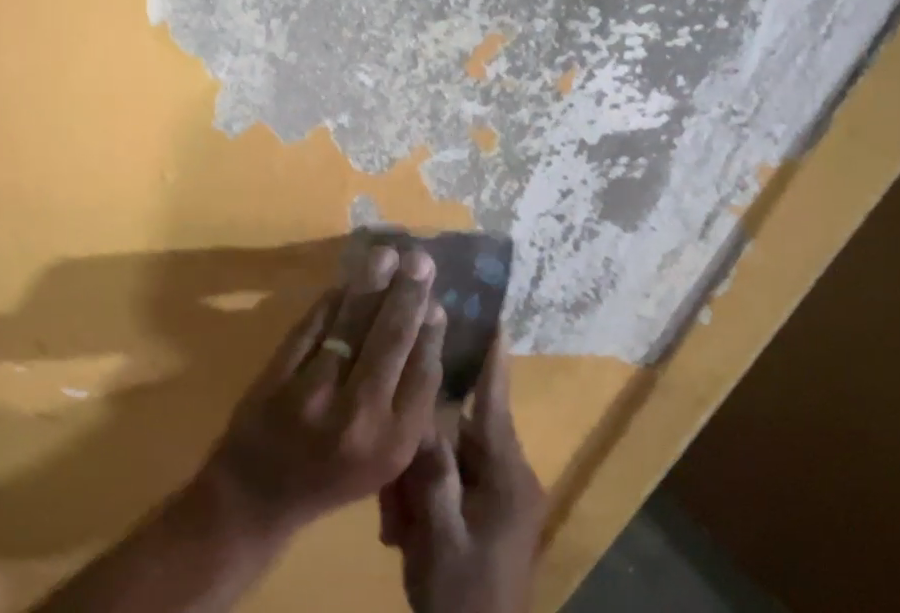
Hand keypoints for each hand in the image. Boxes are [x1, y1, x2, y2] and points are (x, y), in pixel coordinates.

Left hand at [198, 243, 447, 535]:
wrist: (258, 492)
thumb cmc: (332, 479)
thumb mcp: (384, 461)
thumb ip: (408, 406)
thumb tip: (425, 338)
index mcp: (394, 442)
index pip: (423, 374)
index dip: (431, 334)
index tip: (438, 303)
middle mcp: (359, 415)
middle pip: (391, 341)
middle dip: (408, 296)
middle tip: (421, 260)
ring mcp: (315, 391)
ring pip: (350, 325)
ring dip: (371, 285)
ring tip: (388, 254)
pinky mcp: (279, 374)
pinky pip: (312, 327)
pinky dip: (330, 302)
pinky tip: (346, 283)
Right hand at [378, 335, 545, 612]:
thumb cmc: (463, 590)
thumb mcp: (438, 531)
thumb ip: (431, 469)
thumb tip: (422, 412)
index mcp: (507, 475)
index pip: (494, 401)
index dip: (492, 357)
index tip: (491, 314)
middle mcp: (508, 476)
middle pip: (457, 432)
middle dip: (419, 445)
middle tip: (392, 486)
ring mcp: (498, 496)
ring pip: (446, 459)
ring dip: (415, 480)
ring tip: (394, 522)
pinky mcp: (485, 512)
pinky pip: (447, 483)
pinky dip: (421, 498)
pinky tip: (400, 528)